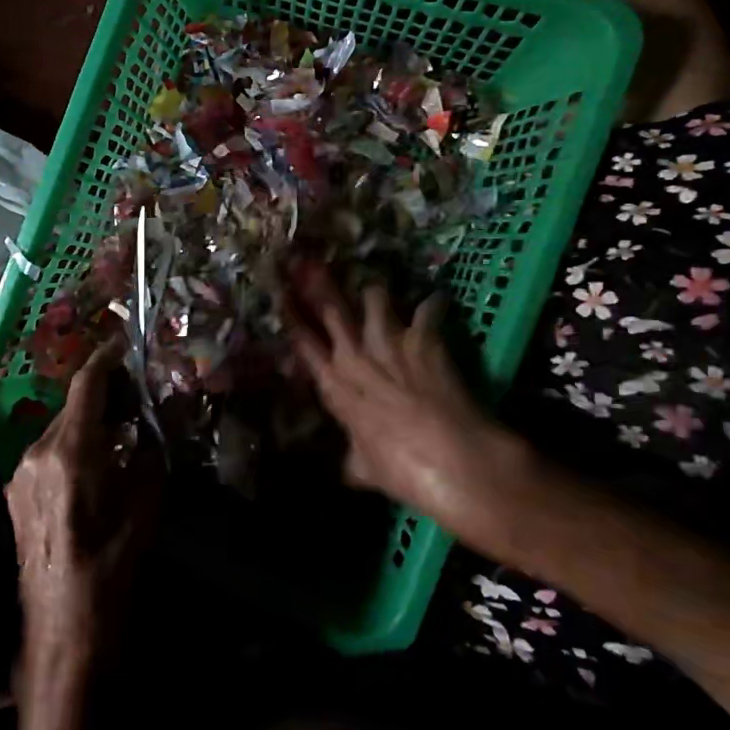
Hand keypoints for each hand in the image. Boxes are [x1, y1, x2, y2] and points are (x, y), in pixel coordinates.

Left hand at [6, 338, 158, 650]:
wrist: (63, 629)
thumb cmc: (112, 567)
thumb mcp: (146, 505)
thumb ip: (151, 450)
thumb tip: (160, 414)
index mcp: (71, 451)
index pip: (87, 384)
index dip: (106, 357)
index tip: (125, 341)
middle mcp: (37, 452)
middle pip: (72, 403)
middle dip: (103, 392)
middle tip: (134, 392)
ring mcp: (20, 473)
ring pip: (58, 427)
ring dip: (87, 420)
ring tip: (118, 429)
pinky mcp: (14, 493)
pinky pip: (47, 451)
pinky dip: (71, 444)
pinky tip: (93, 462)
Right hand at [292, 280, 505, 514]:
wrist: (450, 459)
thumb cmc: (400, 469)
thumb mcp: (364, 468)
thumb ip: (353, 456)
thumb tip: (350, 464)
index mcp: (334, 385)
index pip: (302, 341)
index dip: (290, 314)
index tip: (279, 291)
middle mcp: (354, 354)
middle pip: (330, 308)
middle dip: (317, 282)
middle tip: (306, 259)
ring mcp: (388, 341)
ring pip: (373, 297)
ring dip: (374, 292)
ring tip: (374, 287)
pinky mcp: (424, 337)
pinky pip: (428, 308)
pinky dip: (433, 304)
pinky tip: (437, 300)